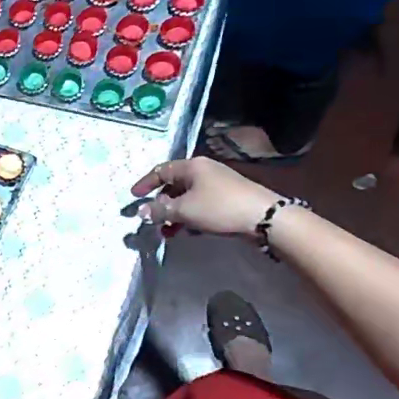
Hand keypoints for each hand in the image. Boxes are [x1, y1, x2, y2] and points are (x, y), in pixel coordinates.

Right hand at [130, 157, 284, 236]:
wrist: (265, 218)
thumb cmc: (220, 207)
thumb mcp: (185, 210)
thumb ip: (160, 211)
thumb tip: (141, 212)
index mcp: (191, 166)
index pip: (160, 171)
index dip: (145, 184)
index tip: (134, 196)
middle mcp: (203, 171)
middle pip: (173, 185)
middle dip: (160, 204)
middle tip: (151, 219)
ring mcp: (217, 185)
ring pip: (187, 197)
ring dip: (174, 214)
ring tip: (167, 231)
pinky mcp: (227, 199)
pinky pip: (200, 205)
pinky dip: (189, 216)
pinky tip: (186, 231)